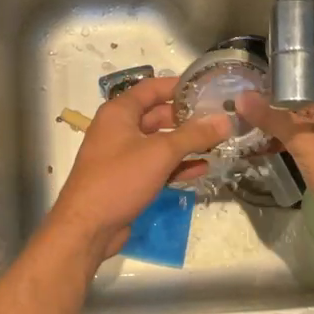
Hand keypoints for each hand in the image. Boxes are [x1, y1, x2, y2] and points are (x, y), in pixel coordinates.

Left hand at [45, 75, 232, 263]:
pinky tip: (202, 168)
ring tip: (217, 143)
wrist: (87, 227)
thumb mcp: (160, 153)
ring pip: (159, 143)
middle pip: (157, 115)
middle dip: (187, 118)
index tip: (207, 87)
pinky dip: (177, 165)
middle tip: (218, 118)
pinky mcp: (128, 179)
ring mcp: (122, 156)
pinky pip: (156, 166)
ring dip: (185, 143)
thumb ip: (194, 136)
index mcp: (119, 113)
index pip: (152, 88)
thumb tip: (225, 121)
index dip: (178, 86)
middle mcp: (119, 129)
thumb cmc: (119, 179)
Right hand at [236, 35, 313, 233]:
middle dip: (281, 73)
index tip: (266, 39)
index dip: (297, 40)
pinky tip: (260, 126)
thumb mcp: (305, 142)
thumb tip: (240, 97)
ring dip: (281, 102)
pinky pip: (307, 123)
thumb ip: (272, 117)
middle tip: (247, 69)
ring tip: (247, 95)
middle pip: (312, 74)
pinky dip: (287, 123)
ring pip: (306, 101)